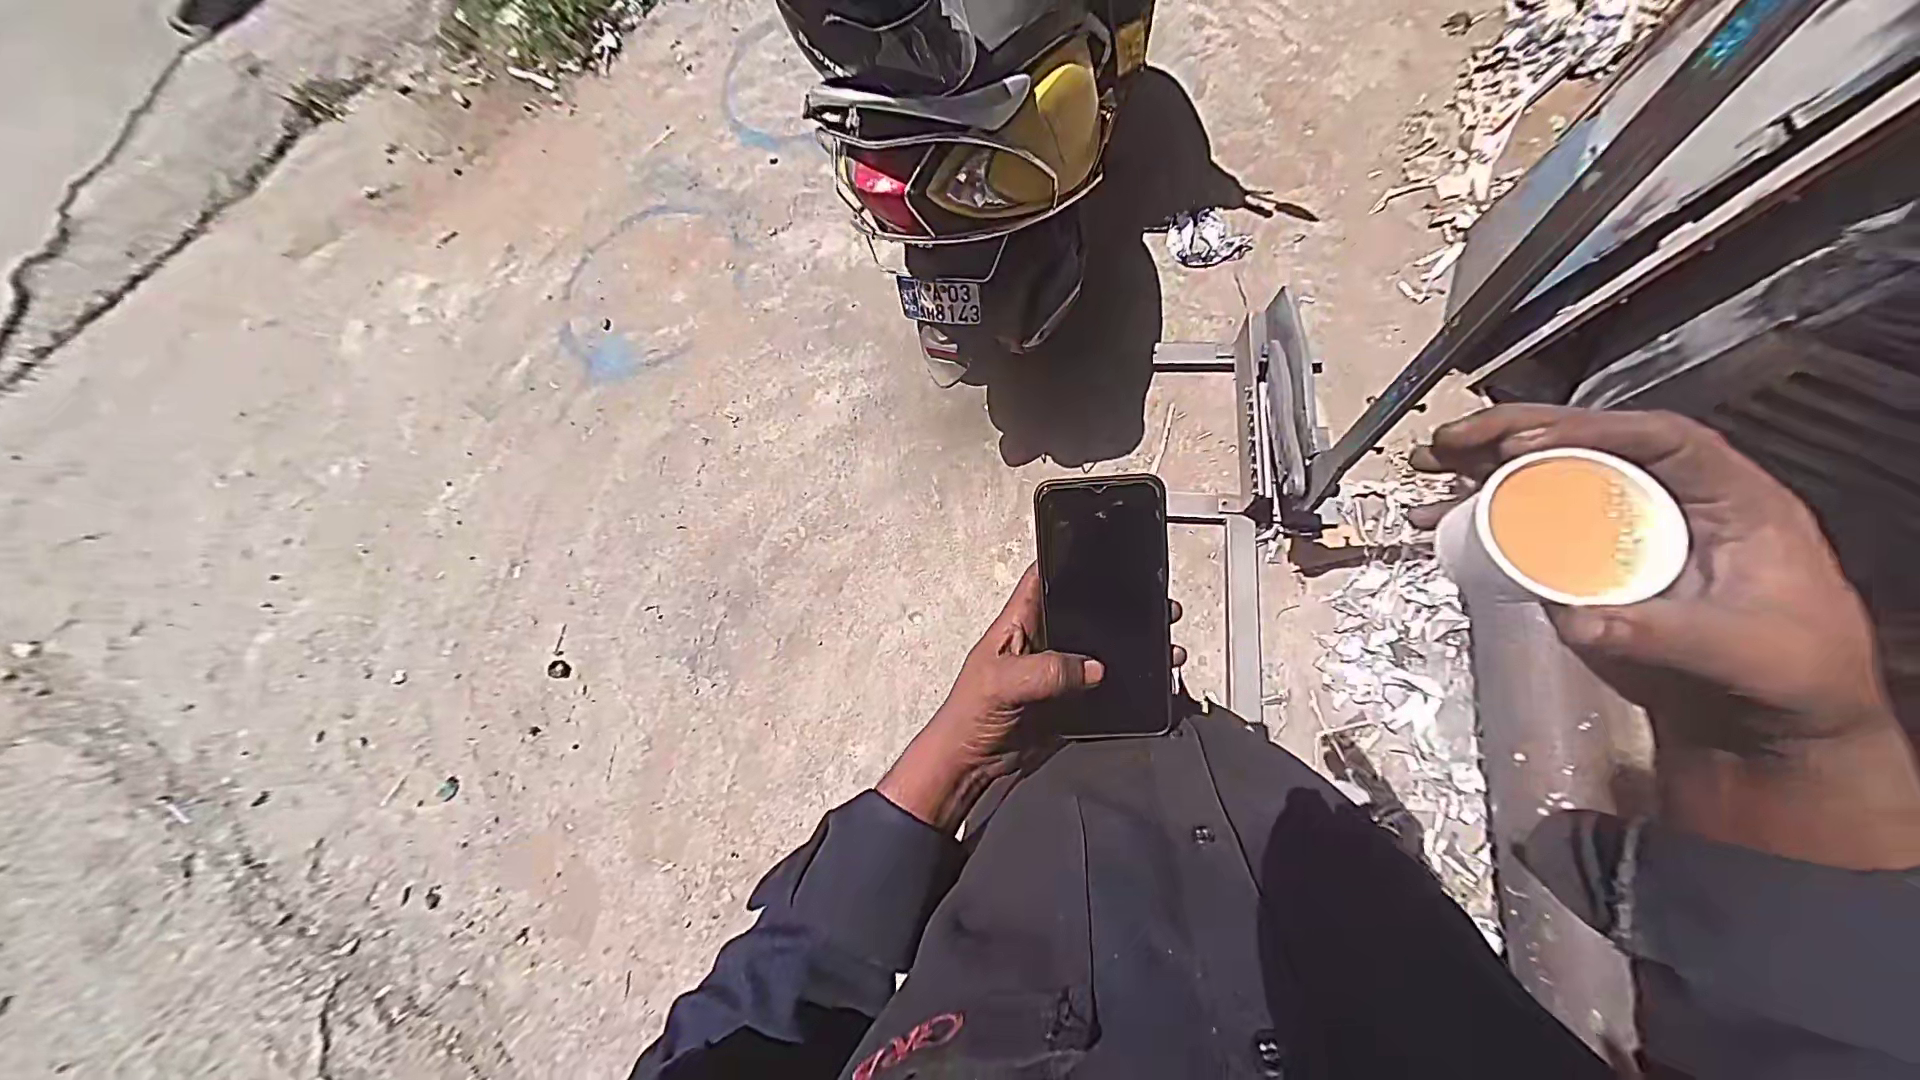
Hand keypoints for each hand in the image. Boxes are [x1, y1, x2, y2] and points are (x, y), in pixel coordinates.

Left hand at [878, 565, 1185, 831]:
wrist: (973, 767)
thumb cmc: (968, 716)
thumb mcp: (1002, 683)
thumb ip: (1046, 671)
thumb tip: (1091, 668)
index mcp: (1017, 625)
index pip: (1042, 580)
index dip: (1066, 561)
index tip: (1100, 552)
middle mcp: (1040, 644)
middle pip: (1082, 614)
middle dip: (1116, 606)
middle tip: (1154, 602)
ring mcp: (1057, 673)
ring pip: (1100, 650)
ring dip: (1129, 646)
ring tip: (1164, 641)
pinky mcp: (1071, 703)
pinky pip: (1105, 687)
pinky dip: (1127, 683)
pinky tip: (1153, 680)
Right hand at [1415, 406, 1919, 867]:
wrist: (1751, 718)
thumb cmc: (1778, 679)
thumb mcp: (1739, 654)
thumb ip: (1660, 634)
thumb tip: (1580, 620)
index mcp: (1726, 501)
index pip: (1658, 439)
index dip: (1588, 431)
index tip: (1522, 443)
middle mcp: (1662, 500)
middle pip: (1582, 443)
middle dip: (1510, 431)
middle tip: (1453, 437)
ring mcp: (1612, 525)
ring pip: (1541, 470)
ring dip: (1479, 460)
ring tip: (1430, 459)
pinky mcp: (1572, 554)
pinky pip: (1516, 516)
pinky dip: (1470, 508)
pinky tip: (1432, 512)